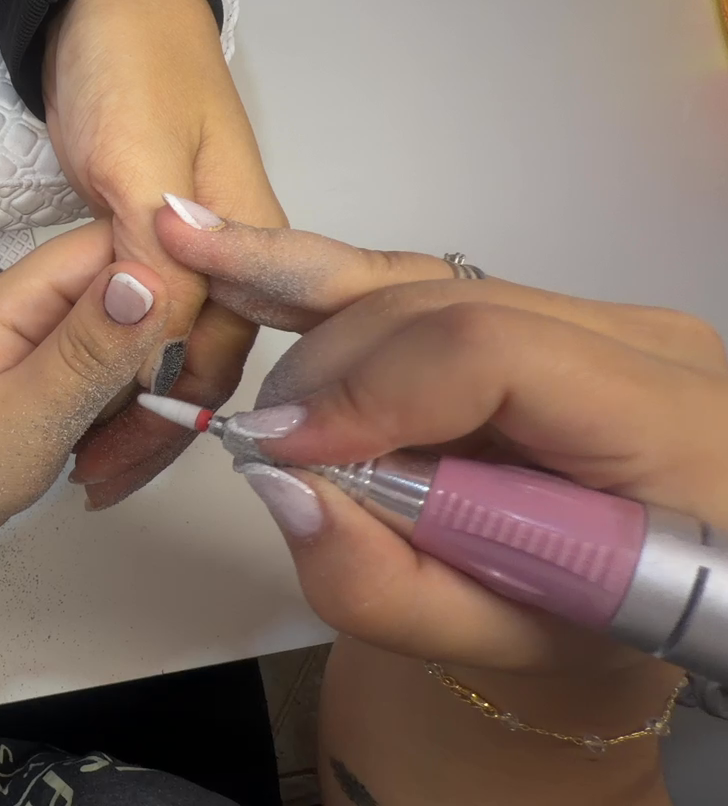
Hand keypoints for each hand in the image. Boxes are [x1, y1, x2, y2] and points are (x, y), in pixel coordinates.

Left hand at [0, 223, 166, 549]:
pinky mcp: (59, 377)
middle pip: (136, 299)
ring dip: (145, 404)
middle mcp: (37, 309)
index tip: (199, 342)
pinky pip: (117, 381)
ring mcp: (50, 344)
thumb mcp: (24, 409)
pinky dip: (127, 420)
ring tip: (114, 456)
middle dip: (162, 362)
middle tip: (155, 425)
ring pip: (135, 349)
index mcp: (19, 296)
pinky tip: (106, 458)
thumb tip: (151, 276)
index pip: (115, 244)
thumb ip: (88, 348)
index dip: (171, 277)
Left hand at [42, 0, 286, 507]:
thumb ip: (147, 251)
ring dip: (125, 395)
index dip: (164, 404)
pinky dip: (110, 351)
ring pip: (156, 338)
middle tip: (97, 476)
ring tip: (86, 458)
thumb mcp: (129, 163)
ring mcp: (166, 235)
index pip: (202, 341)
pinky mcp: (133, 227)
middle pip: (184, 353)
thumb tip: (161, 330)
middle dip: (146, 416)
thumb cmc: (122, 66)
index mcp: (220, 232)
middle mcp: (204, 243)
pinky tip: (86, 388)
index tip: (115, 457)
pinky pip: (130, 307)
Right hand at [146, 203, 727, 675]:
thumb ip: (376, 581)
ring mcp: (567, 308)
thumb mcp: (479, 635)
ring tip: (213, 329)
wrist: (604, 579)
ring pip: (387, 283)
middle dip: (319, 375)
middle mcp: (631, 341)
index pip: (485, 353)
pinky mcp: (501, 298)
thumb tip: (277, 479)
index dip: (366, 393)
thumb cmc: (565, 617)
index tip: (283, 448)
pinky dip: (286, 264)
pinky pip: (379, 270)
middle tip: (266, 441)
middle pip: (422, 308)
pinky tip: (205, 242)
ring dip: (291, 322)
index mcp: (673, 428)